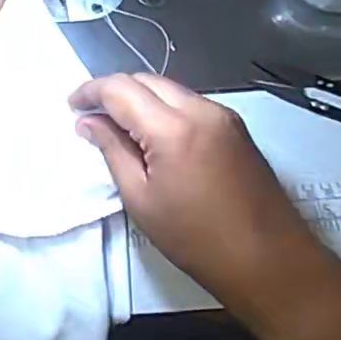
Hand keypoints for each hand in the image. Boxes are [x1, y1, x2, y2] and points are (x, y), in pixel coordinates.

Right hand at [70, 73, 340, 318]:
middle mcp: (201, 108)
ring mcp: (222, 114)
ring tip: (120, 125)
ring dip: (141, 97)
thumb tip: (89, 122)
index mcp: (174, 127)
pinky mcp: (235, 124)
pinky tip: (154, 133)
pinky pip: (190, 102)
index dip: (91, 91)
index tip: (72, 104)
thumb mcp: (142, 200)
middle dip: (115, 90)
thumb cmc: (196, 239)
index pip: (121, 89)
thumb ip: (113, 151)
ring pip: (170, 88)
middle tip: (92, 114)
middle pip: (146, 80)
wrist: (268, 259)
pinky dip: (165, 108)